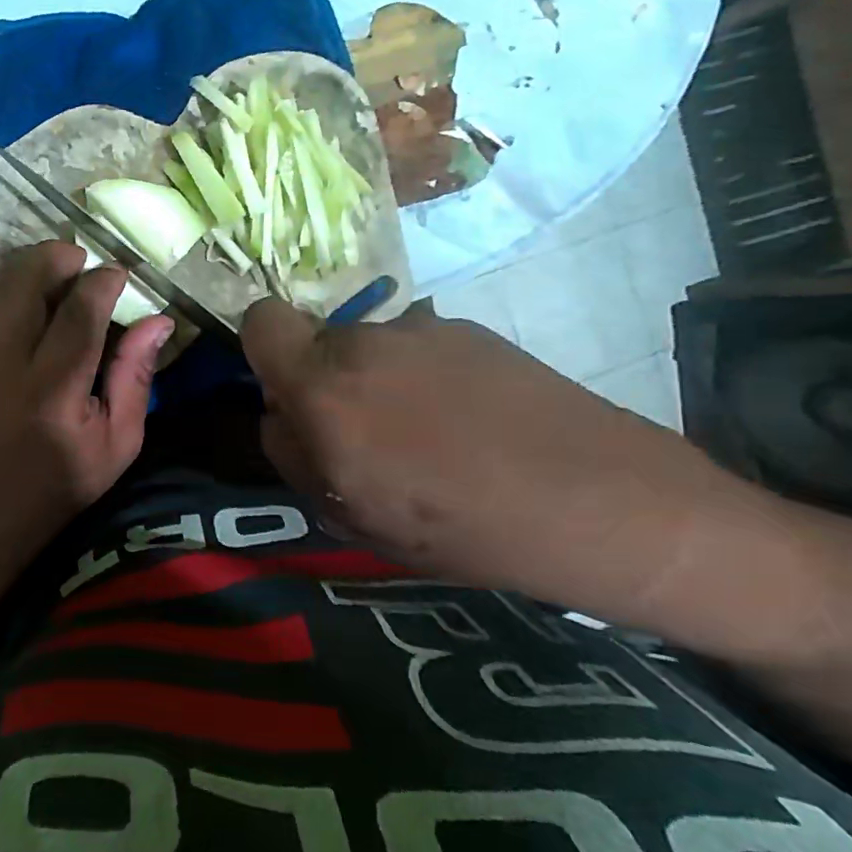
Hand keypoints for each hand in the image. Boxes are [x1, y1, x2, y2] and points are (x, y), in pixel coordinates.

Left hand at [0, 241, 173, 552]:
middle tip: (87, 261)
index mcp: (53, 392)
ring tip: (64, 270)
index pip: (79, 313)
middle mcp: (6, 365)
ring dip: (32, 265)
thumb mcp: (119, 443)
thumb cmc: (61, 483)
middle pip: (25, 282)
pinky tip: (38, 297)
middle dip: (58, 256)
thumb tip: (158, 321)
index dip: (103, 282)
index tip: (123, 275)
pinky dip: (14, 285)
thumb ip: (136, 377)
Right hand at [240, 298, 754, 615]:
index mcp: (324, 390)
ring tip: (427, 431)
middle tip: (365, 432)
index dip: (265, 351)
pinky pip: (418, 345)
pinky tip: (468, 418)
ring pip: (369, 345)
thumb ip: (295, 456)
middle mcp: (365, 344)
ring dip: (376, 378)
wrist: (591, 500)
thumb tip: (282, 415)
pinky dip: (424, 372)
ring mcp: (422, 329)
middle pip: (316, 341)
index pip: (261, 322)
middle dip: (323, 378)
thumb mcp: (352, 519)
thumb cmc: (458, 529)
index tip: (289, 394)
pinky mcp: (469, 328)